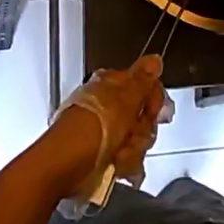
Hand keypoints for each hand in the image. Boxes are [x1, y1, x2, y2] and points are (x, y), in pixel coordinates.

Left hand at [51, 55, 166, 199]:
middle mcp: (110, 107)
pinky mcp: (107, 155)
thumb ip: (144, 78)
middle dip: (143, 129)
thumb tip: (155, 59)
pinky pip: (130, 158)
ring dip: (134, 148)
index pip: (146, 86)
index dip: (153, 99)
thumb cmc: (94, 126)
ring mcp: (108, 132)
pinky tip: (116, 164)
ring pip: (139, 139)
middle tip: (132, 132)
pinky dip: (126, 163)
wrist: (69, 162)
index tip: (151, 110)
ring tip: (119, 152)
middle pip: (145, 116)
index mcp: (112, 86)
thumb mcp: (126, 97)